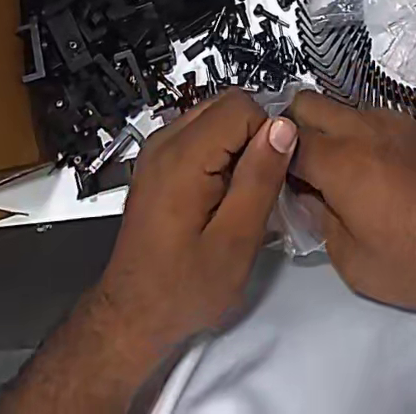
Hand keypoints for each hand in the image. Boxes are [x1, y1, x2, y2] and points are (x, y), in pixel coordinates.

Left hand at [93, 90, 299, 348]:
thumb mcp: (235, 242)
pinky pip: (200, 131)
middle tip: (255, 187)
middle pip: (227, 103)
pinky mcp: (158, 158)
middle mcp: (165, 141)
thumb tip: (282, 128)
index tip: (271, 176)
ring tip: (238, 193)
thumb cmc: (182, 288)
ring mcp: (158, 147)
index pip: (242, 107)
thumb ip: (260, 179)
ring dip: (237, 143)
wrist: (133, 311)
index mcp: (182, 157)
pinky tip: (220, 192)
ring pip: (215, 114)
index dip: (267, 136)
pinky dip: (220, 150)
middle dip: (253, 136)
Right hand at [287, 91, 415, 315]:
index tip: (278, 176)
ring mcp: (388, 120)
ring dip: (326, 128)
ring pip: (337, 106)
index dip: (273, 156)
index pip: (284, 139)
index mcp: (340, 162)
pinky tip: (372, 166)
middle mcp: (359, 128)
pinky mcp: (410, 123)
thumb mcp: (352, 261)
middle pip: (305, 103)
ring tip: (339, 166)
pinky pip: (366, 115)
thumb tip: (306, 194)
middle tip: (301, 163)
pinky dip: (355, 132)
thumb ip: (318, 219)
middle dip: (293, 127)